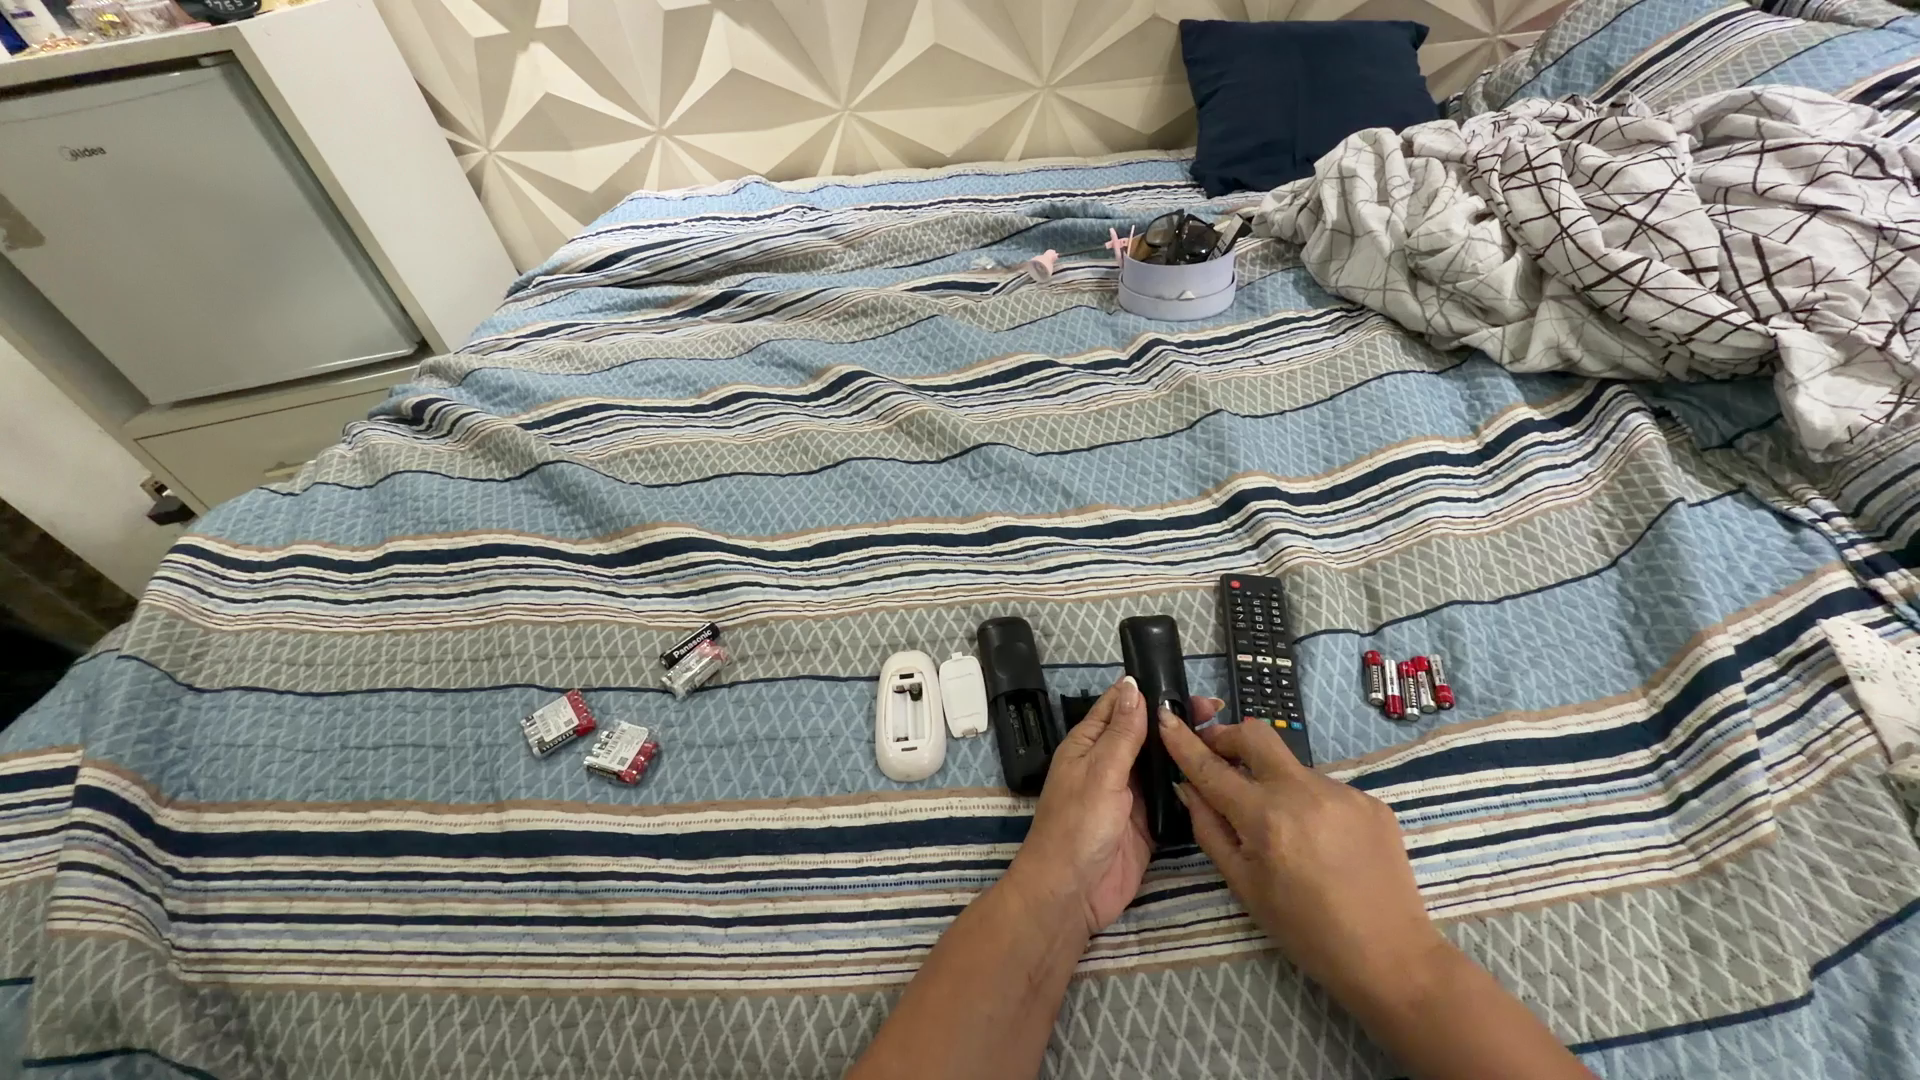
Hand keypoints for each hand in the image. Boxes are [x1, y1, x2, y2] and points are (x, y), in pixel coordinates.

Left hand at [1009, 678, 1222, 933]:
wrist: (1072, 893)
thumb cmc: (1078, 825)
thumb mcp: (1101, 772)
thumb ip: (1122, 732)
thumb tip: (1132, 685)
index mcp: (1088, 744)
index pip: (1119, 706)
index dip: (1148, 691)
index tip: (1184, 682)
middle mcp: (1109, 763)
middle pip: (1145, 733)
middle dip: (1175, 721)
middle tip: (1217, 712)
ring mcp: (1129, 793)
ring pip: (1160, 763)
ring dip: (1185, 751)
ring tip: (1224, 739)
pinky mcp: (1146, 821)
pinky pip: (1170, 796)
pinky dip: (1189, 785)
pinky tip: (1217, 776)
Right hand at [1157, 710, 1449, 1013]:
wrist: (1390, 956)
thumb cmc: (1304, 929)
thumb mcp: (1243, 885)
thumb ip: (1210, 828)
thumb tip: (1189, 787)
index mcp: (1266, 818)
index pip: (1211, 767)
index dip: (1183, 741)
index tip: (1165, 717)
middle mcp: (1303, 792)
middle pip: (1255, 734)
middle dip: (1227, 736)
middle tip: (1217, 755)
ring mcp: (1342, 792)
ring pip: (1290, 767)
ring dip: (1272, 782)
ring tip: (1282, 828)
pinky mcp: (1370, 801)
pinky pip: (1323, 788)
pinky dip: (1307, 803)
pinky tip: (1319, 842)